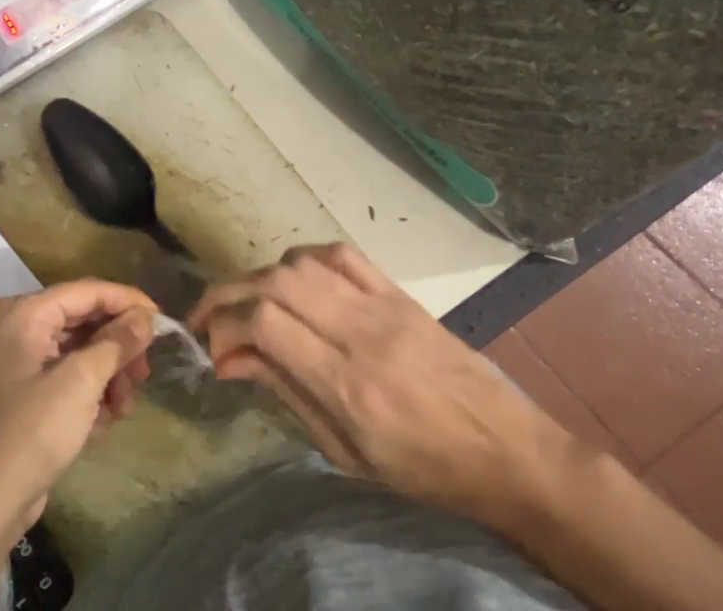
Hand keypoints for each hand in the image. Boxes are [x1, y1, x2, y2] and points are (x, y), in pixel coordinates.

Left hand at [0, 280, 156, 541]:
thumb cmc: (32, 432)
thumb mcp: (80, 383)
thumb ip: (115, 343)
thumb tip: (144, 316)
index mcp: (23, 313)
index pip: (86, 291)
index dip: (127, 301)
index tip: (164, 322)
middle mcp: (17, 327)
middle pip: (83, 321)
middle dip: (118, 347)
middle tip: (145, 374)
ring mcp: (19, 360)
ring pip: (79, 351)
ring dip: (108, 376)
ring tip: (123, 408)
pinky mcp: (24, 391)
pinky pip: (67, 377)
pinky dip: (89, 394)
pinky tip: (102, 423)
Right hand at [189, 243, 579, 528]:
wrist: (510, 453)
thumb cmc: (424, 468)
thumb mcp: (345, 451)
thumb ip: (286, 393)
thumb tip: (229, 359)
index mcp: (348, 384)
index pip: (265, 323)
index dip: (224, 327)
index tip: (214, 351)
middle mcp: (362, 334)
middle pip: (275, 283)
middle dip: (227, 295)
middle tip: (211, 319)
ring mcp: (384, 307)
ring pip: (301, 263)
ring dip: (261, 277)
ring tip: (250, 304)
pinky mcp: (400, 294)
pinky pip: (341, 254)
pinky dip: (303, 260)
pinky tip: (294, 281)